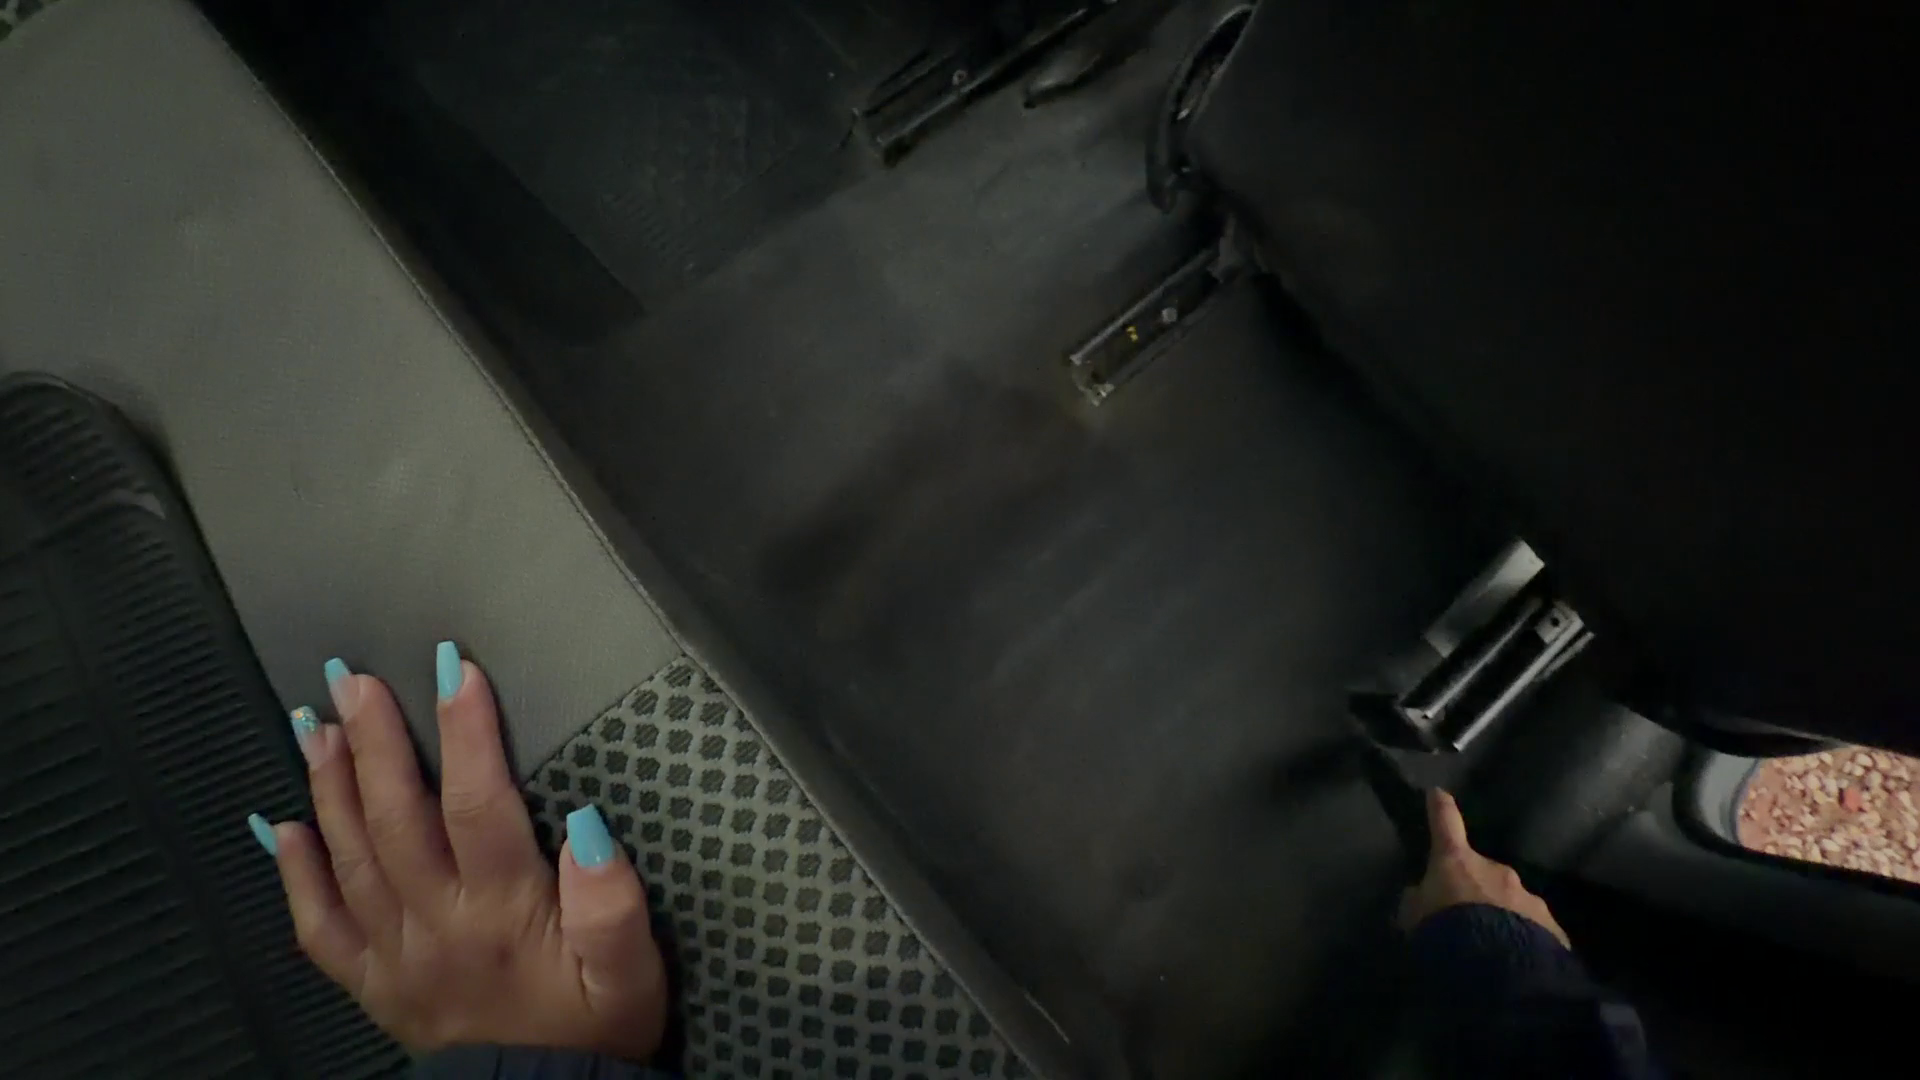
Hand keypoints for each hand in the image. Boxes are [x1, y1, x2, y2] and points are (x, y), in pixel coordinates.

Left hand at [254, 645, 667, 1059]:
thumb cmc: (599, 1020)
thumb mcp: (631, 964)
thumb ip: (612, 899)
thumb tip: (587, 823)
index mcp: (500, 911)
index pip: (478, 804)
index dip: (468, 732)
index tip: (457, 669)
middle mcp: (434, 924)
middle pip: (397, 818)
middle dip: (378, 741)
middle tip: (354, 680)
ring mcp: (393, 954)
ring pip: (349, 857)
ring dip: (331, 785)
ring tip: (317, 725)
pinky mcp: (373, 980)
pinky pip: (318, 924)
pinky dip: (294, 871)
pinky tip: (281, 825)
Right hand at [1396, 789, 1568, 947]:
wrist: (1501, 972)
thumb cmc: (1445, 931)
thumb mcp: (1414, 915)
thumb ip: (1419, 899)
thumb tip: (1421, 892)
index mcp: (1456, 860)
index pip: (1445, 822)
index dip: (1440, 806)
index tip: (1438, 792)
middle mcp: (1495, 869)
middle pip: (1482, 870)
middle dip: (1477, 887)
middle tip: (1467, 915)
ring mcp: (1528, 897)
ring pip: (1511, 900)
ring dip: (1503, 914)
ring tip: (1495, 946)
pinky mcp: (1554, 927)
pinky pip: (1534, 927)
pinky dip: (1524, 937)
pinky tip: (1516, 960)